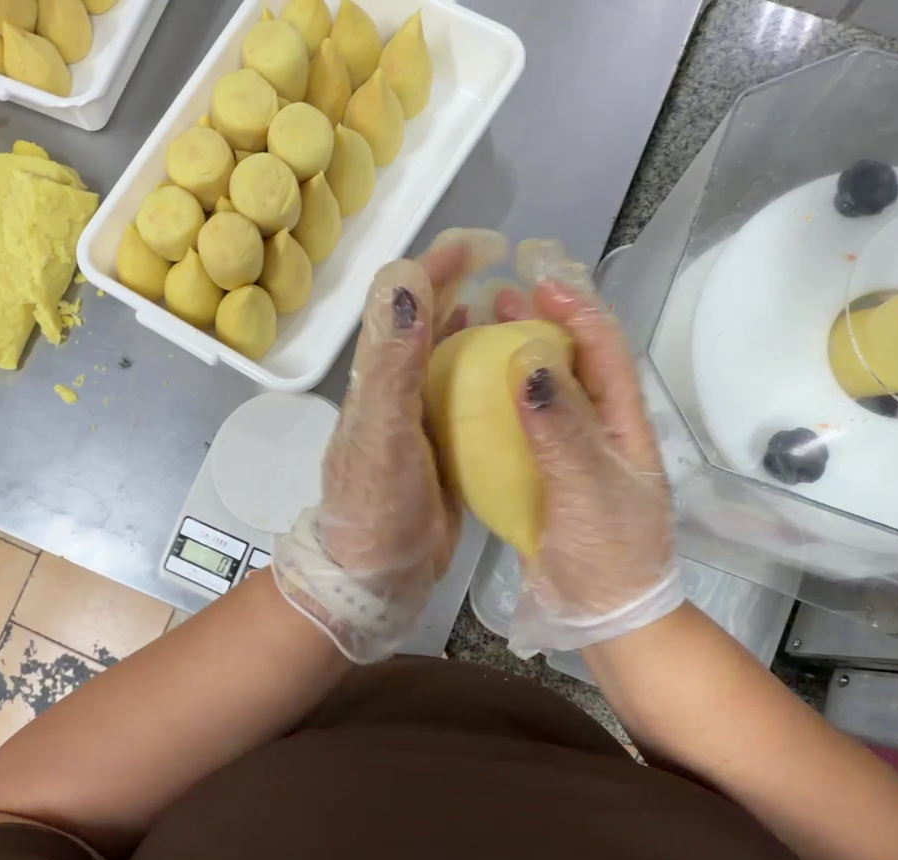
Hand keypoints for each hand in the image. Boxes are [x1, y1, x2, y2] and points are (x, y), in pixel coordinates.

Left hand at [273, 229, 505, 661]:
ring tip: (522, 311)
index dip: (438, 266)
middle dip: (464, 287)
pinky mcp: (442, 449)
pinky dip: (490, 377)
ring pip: (450, 358)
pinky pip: (468, 399)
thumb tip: (407, 282)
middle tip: (514, 271)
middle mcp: (395, 390)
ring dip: (480, 328)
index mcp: (377, 378)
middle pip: (428, 322)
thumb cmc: (376, 506)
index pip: (403, 302)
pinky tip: (518, 376)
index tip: (484, 245)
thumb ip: (394, 362)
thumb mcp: (383, 433)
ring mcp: (419, 420)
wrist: (375, 575)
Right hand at [496, 239, 682, 653]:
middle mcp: (600, 428)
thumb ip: (560, 424)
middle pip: (573, 362)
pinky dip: (498, 405)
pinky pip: (522, 430)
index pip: (605, 349)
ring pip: (545, 393)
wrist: (602, 613)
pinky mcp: (545, 478)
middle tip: (497, 299)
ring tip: (479, 334)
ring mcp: (572, 454)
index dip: (574, 310)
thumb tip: (527, 357)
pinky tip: (467, 400)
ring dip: (516, 360)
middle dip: (541, 324)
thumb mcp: (588, 485)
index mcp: (624, 422)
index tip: (535, 283)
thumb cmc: (606, 550)